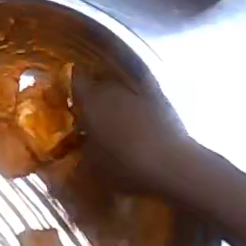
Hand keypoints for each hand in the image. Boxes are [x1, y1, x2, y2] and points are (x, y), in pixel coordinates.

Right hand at [70, 68, 201, 197]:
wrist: (175, 166)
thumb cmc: (124, 163)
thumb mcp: (93, 166)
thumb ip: (81, 151)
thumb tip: (78, 146)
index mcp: (89, 98)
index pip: (73, 79)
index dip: (71, 88)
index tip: (70, 100)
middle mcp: (111, 89)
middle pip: (99, 85)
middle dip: (96, 98)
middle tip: (93, 117)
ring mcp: (138, 94)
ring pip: (121, 94)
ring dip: (118, 105)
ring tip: (119, 126)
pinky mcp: (163, 104)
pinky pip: (143, 103)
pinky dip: (139, 114)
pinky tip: (141, 132)